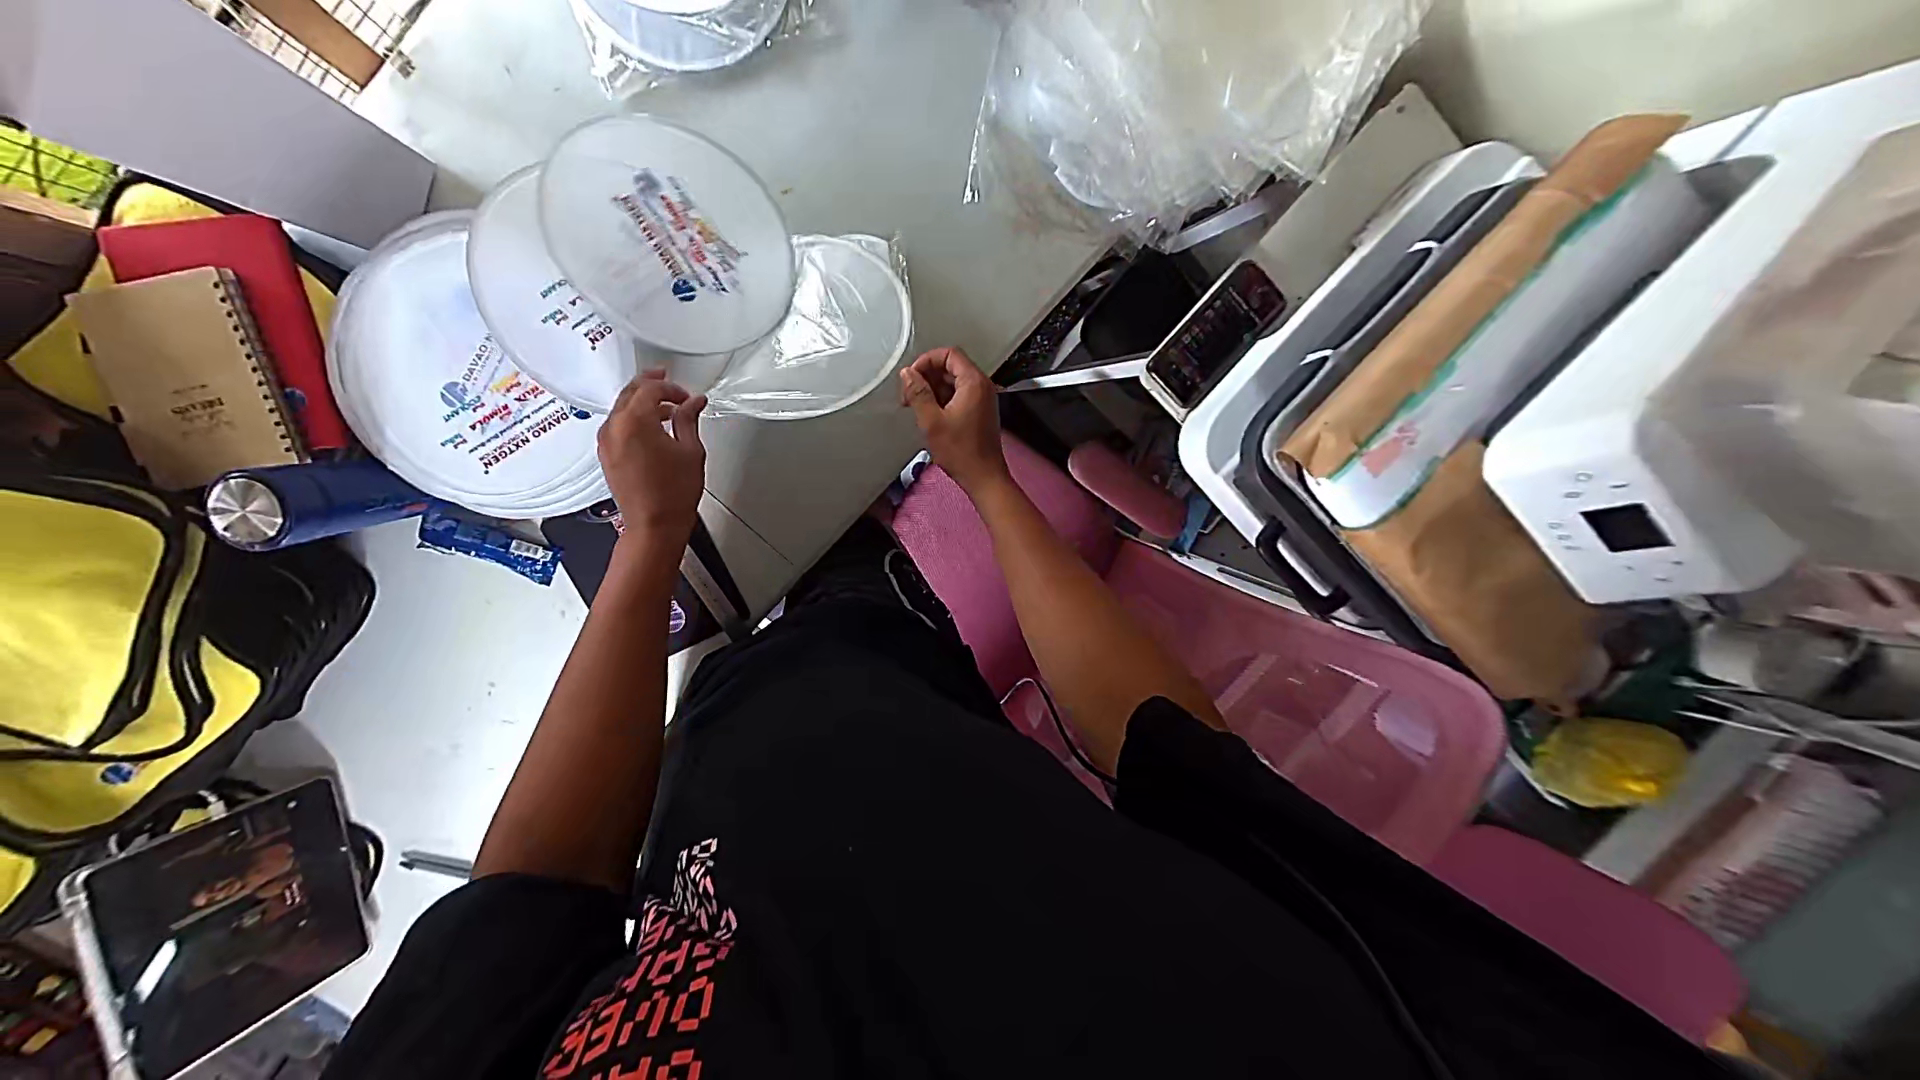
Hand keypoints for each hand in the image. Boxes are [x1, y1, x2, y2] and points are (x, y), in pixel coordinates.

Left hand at [597, 370, 705, 546]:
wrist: (655, 525)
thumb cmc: (672, 494)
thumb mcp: (691, 450)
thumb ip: (688, 420)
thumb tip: (693, 403)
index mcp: (635, 422)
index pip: (650, 389)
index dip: (671, 388)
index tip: (686, 397)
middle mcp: (614, 428)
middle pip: (630, 393)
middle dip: (651, 386)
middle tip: (668, 384)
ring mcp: (607, 442)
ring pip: (621, 408)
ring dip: (642, 403)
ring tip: (665, 410)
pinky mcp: (606, 455)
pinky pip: (617, 426)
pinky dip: (633, 419)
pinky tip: (652, 428)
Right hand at [899, 347, 1007, 493]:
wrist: (983, 477)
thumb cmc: (963, 454)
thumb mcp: (931, 421)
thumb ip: (918, 393)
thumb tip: (908, 374)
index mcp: (973, 383)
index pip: (949, 354)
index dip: (926, 361)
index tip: (912, 376)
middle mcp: (982, 387)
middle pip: (950, 366)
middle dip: (927, 376)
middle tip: (910, 394)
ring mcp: (982, 399)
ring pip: (953, 381)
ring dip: (933, 389)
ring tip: (918, 407)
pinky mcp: (979, 411)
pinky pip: (958, 395)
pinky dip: (942, 399)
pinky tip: (930, 415)